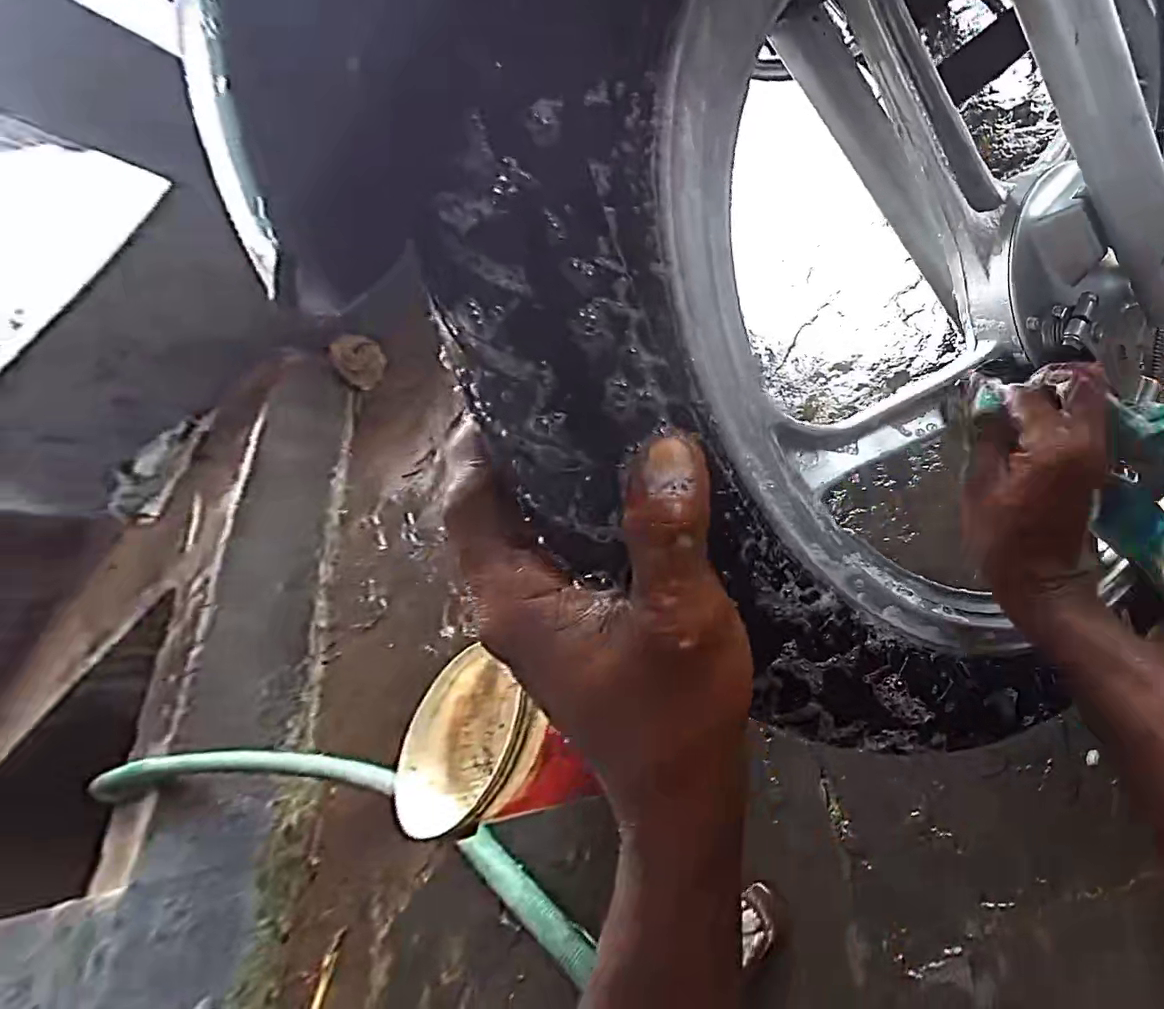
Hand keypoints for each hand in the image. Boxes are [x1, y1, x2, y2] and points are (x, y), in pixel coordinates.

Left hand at [443, 422, 751, 827]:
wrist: (686, 787)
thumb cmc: (677, 709)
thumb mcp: (679, 615)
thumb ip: (666, 532)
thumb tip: (664, 445)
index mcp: (514, 598)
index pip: (468, 502)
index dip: (485, 441)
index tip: (522, 385)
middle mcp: (516, 605)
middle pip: (499, 512)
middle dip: (528, 453)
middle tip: (579, 397)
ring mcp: (549, 620)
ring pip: (539, 533)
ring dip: (564, 484)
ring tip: (612, 433)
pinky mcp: (584, 626)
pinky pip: (574, 553)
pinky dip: (592, 516)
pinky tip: (640, 498)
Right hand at [962, 362, 1110, 616]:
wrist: (1045, 583)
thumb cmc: (1005, 541)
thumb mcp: (980, 486)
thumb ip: (986, 437)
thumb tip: (990, 406)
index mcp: (1054, 444)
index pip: (1030, 394)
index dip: (1005, 396)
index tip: (990, 405)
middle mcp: (1086, 442)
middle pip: (1082, 384)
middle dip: (1050, 381)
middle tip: (1021, 396)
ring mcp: (1099, 455)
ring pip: (1092, 402)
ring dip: (1064, 396)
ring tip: (1031, 411)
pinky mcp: (1100, 468)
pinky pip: (1092, 424)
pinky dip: (1073, 417)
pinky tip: (1045, 430)